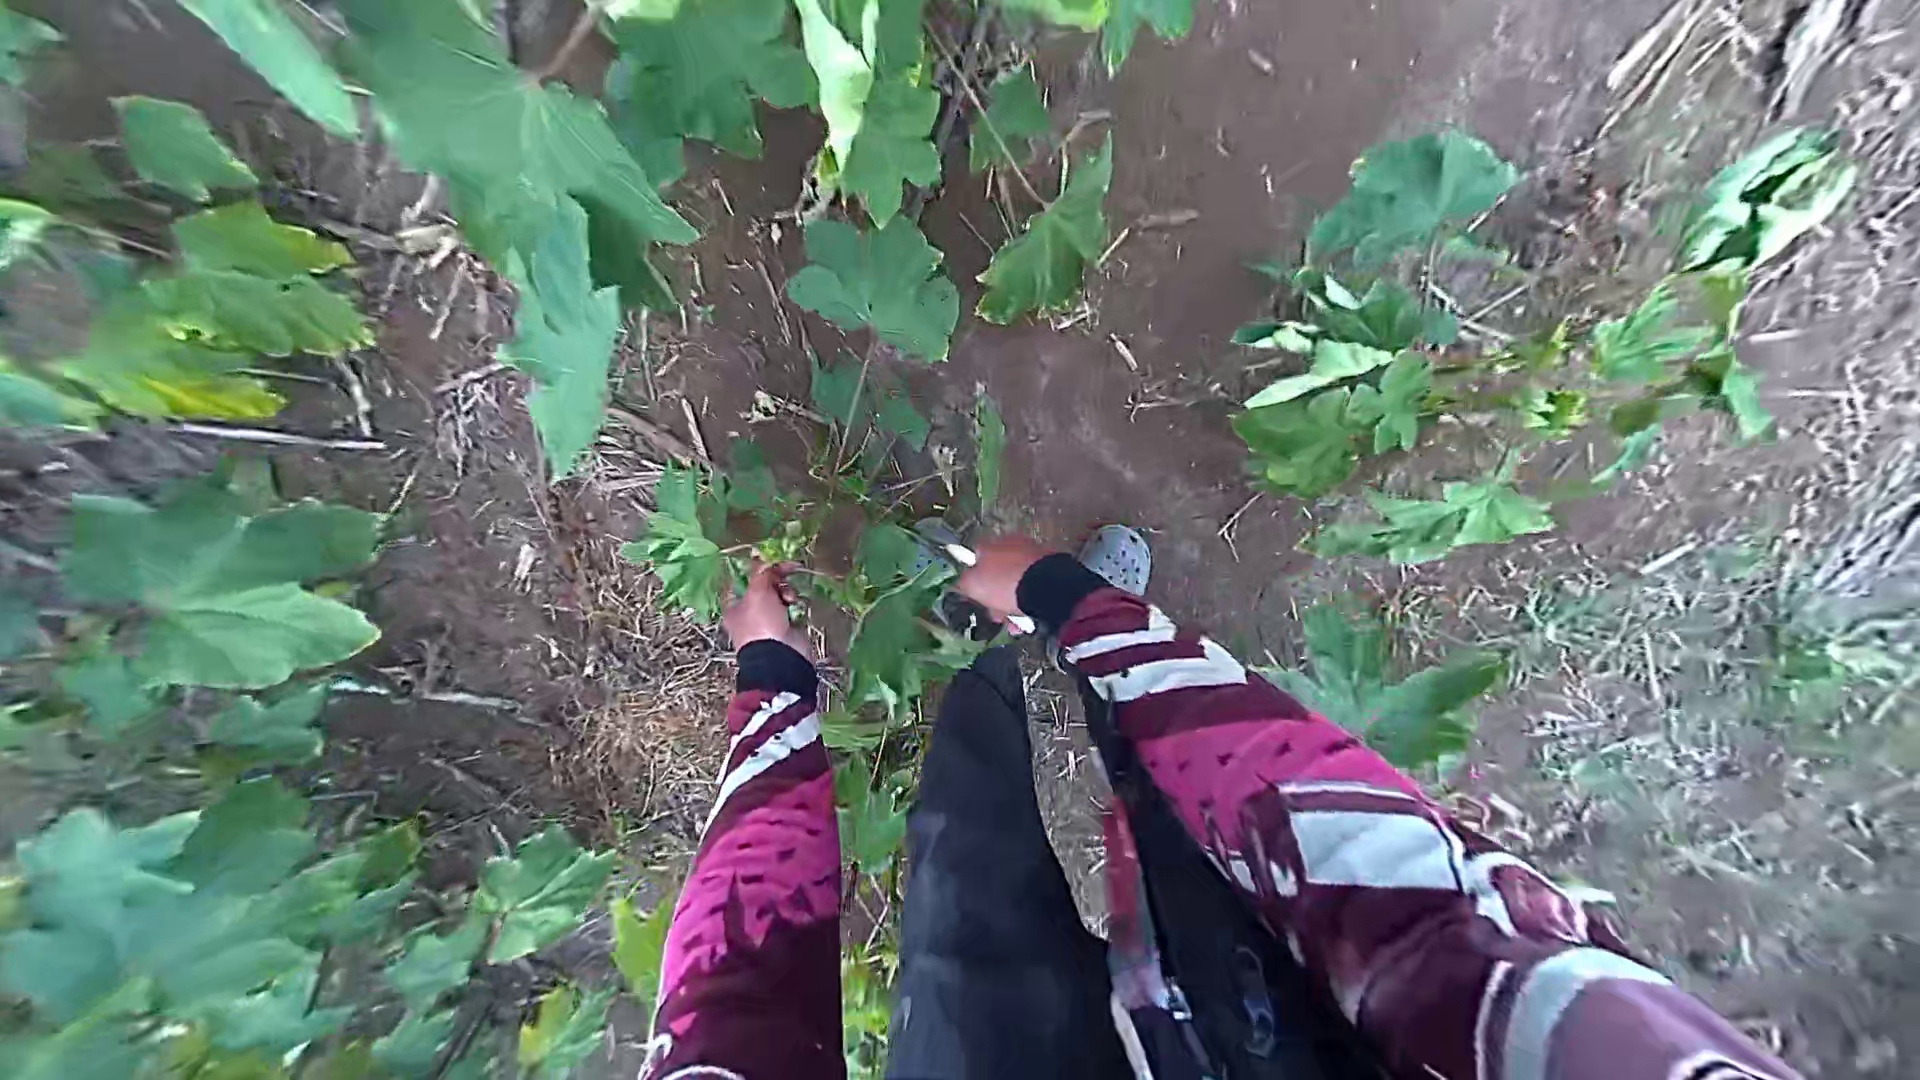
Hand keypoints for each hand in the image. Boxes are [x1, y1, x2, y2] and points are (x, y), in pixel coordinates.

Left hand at [723, 559, 809, 657]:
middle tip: (787, 571)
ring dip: (787, 591)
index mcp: (734, 605)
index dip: (755, 569)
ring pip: (779, 595)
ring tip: (790, 597)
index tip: (769, 560)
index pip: (742, 580)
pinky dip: (795, 604)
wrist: (781, 656)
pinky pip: (791, 607)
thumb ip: (761, 572)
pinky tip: (796, 604)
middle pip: (763, 586)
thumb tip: (762, 555)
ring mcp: (768, 620)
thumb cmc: (761, 623)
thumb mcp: (757, 592)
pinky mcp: (786, 626)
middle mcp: (749, 613)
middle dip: (776, 579)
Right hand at [954, 535, 1053, 623]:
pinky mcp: (1051, 569)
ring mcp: (1033, 556)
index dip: (972, 579)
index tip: (975, 597)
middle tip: (996, 616)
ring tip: (1014, 623)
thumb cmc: (1003, 584)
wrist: (1046, 587)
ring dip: (1012, 605)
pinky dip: (1029, 602)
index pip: (974, 558)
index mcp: (990, 544)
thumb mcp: (973, 585)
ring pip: (1016, 584)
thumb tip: (960, 583)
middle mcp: (1012, 545)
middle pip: (996, 574)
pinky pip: (1033, 588)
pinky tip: (1028, 618)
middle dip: (995, 598)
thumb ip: (962, 583)